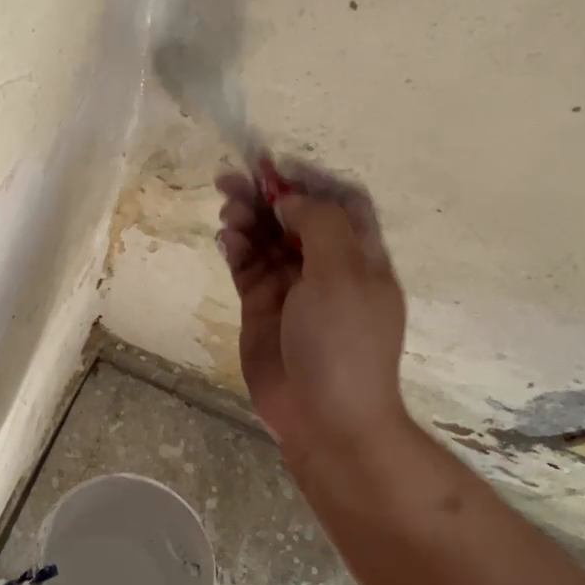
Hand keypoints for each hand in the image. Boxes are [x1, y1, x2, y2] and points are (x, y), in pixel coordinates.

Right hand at [215, 160, 407, 447]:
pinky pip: (246, 267)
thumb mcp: (343, 274)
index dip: (310, 180)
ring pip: (266, 239)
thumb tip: (288, 200)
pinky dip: (235, 248)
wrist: (326, 418)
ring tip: (226, 210)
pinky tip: (224, 239)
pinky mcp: (262, 309)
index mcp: (360, 256)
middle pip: (295, 217)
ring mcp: (292, 289)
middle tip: (230, 180)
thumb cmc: (343, 342)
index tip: (274, 167)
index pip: (340, 202)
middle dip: (266, 195)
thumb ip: (319, 225)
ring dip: (246, 218)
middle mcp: (327, 267)